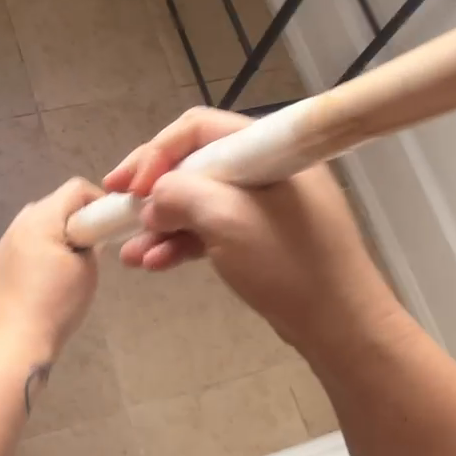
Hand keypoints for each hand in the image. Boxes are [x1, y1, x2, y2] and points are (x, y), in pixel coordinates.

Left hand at [0, 178, 103, 361]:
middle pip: (56, 202)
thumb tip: (91, 236)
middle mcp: (19, 222)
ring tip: (74, 260)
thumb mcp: (88, 269)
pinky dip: (44, 245)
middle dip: (79, 217)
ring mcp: (6, 241)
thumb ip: (93, 242)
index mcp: (40, 218)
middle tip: (95, 243)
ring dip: (60, 231)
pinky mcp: (0, 260)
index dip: (99, 200)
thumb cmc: (57, 304)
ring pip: (40, 221)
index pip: (75, 188)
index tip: (111, 224)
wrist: (16, 341)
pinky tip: (52, 273)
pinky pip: (28, 239)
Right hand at [103, 107, 400, 351]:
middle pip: (194, 165)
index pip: (199, 129)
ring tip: (131, 253)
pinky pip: (210, 230)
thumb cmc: (289, 265)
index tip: (128, 186)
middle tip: (116, 208)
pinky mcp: (258, 238)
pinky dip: (181, 243)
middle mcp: (265, 169)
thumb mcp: (227, 220)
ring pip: (198, 202)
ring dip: (160, 224)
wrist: (339, 326)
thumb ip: (180, 196)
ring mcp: (262, 206)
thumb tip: (151, 201)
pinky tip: (153, 263)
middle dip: (153, 190)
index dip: (156, 153)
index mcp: (267, 150)